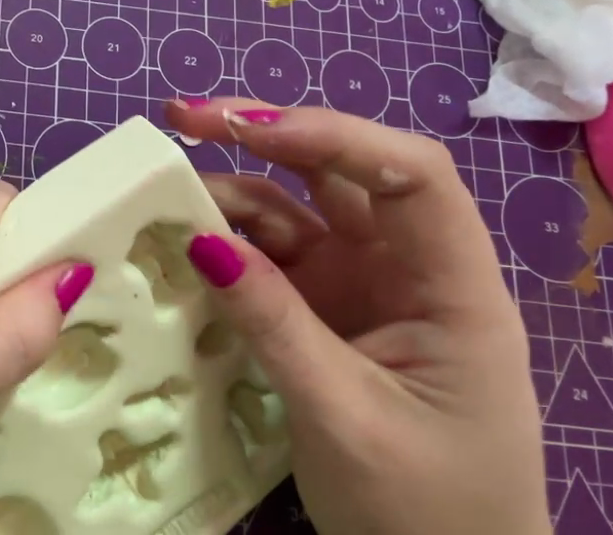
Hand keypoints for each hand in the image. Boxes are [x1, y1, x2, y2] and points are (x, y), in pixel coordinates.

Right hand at [164, 100, 548, 534]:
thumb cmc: (427, 512)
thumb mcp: (344, 417)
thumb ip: (274, 324)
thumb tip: (200, 239)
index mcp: (451, 289)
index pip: (410, 176)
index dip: (333, 134)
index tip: (246, 128)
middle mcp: (406, 267)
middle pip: (341, 171)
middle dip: (263, 133)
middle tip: (180, 117)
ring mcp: (359, 284)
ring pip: (292, 207)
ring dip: (229, 191)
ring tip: (161, 195)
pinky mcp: (321, 307)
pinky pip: (268, 254)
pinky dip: (224, 241)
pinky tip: (181, 242)